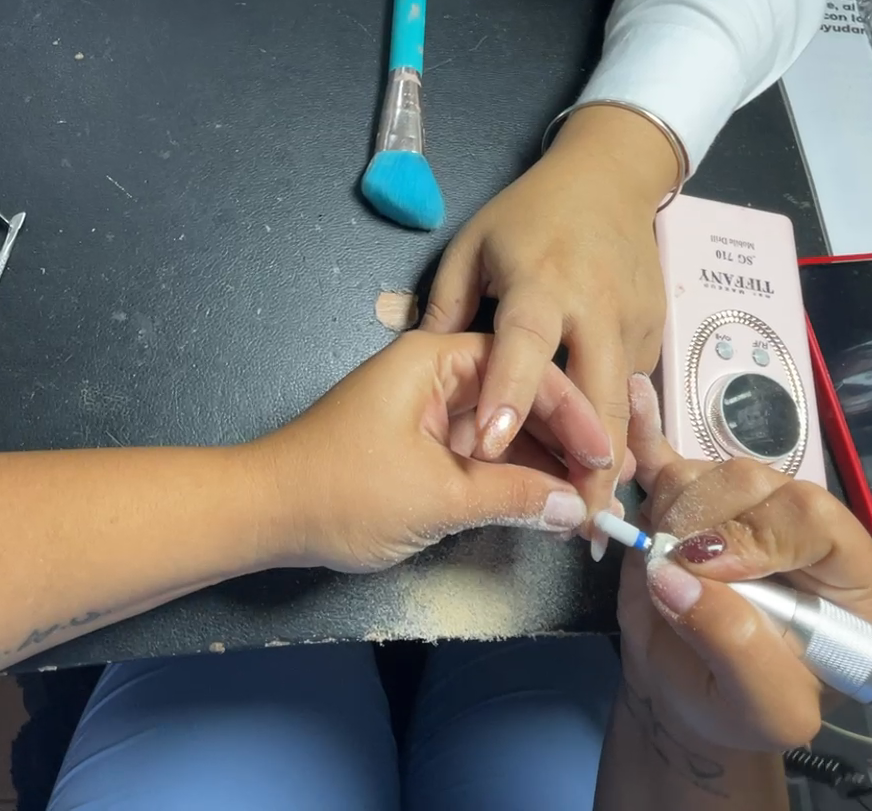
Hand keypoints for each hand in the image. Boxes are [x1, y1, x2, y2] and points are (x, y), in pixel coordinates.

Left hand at [254, 331, 611, 572]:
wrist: (266, 511)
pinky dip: (511, 477)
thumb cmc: (347, 490)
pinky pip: (481, 453)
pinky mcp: (423, 443)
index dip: (571, 411)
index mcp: (435, 360)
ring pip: (503, 428)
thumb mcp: (437, 495)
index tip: (605, 457)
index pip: (523, 367)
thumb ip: (513, 497)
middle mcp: (436, 374)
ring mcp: (430, 409)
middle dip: (562, 441)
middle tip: (605, 490)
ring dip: (541, 464)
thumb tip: (577, 509)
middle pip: (517, 396)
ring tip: (587, 506)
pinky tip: (548, 506)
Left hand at [422, 105, 674, 540]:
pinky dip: (622, 424)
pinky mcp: (656, 330)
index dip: (507, 397)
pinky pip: (634, 387)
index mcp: (539, 285)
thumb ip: (448, 306)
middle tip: (579, 518)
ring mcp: (634, 320)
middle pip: (595, 393)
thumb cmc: (528, 213)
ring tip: (595, 510)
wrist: (610, 175)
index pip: (521, 347)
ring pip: (623, 400)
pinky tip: (607, 459)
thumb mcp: (471, 248)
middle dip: (589, 457)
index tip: (491, 448)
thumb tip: (422, 357)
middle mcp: (593, 307)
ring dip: (611, 453)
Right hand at [617, 375, 871, 749]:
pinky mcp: (681, 498)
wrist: (686, 690)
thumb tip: (674, 574)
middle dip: (703, 521)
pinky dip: (644, 430)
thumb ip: (736, 645)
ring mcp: (735, 504)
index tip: (708, 566)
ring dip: (667, 507)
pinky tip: (634, 397)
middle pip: (751, 481)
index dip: (758, 532)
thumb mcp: (763, 705)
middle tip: (672, 565)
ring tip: (654, 548)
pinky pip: (662, 454)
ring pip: (699, 471)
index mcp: (843, 571)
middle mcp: (793, 524)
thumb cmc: (740, 706)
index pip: (813, 517)